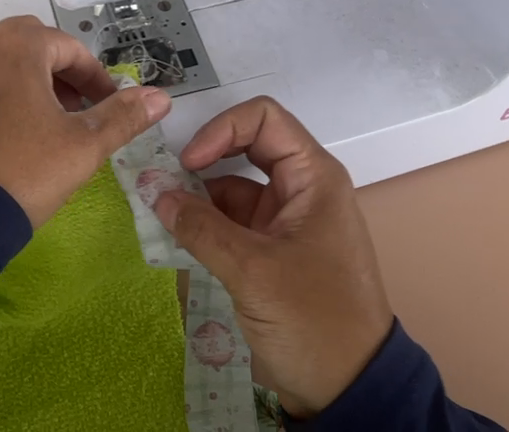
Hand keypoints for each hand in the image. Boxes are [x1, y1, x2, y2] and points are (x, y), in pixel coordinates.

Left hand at [0, 15, 170, 227]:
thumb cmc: (17, 175)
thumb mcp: (81, 149)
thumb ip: (122, 117)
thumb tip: (161, 96)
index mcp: (19, 46)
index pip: (70, 49)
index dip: (95, 78)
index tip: (106, 108)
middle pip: (27, 49)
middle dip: (54, 76)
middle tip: (69, 114)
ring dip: (12, 84)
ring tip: (24, 126)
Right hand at [153, 97, 393, 417]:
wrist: (351, 389)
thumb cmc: (314, 318)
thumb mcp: (253, 271)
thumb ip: (202, 228)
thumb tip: (157, 194)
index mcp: (313, 176)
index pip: (264, 119)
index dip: (223, 129)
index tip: (189, 162)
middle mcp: (302, 187)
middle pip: (248, 147)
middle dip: (207, 158)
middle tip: (167, 179)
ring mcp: (288, 218)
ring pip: (236, 186)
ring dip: (201, 195)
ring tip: (163, 212)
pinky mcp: (275, 249)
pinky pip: (235, 221)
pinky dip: (207, 224)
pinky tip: (179, 236)